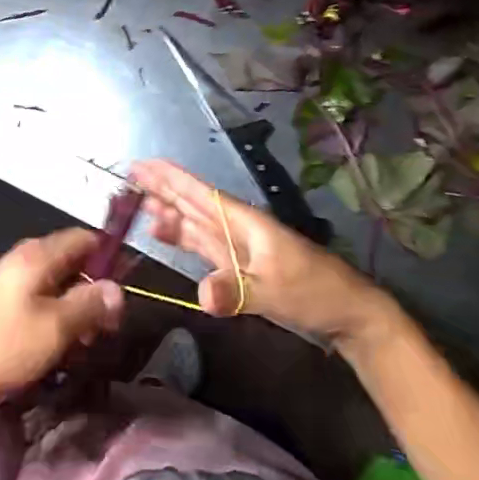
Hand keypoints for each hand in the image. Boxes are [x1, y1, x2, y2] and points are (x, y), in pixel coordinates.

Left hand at [0, 229, 124, 410]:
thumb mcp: (55, 327)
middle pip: (72, 262)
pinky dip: (54, 318)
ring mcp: (8, 281)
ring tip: (83, 343)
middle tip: (107, 327)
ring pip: (56, 285)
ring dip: (75, 309)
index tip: (127, 288)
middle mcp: (22, 259)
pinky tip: (57, 346)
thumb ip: (90, 304)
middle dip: (94, 290)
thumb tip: (118, 288)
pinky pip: (38, 300)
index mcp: (37, 255)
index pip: (84, 238)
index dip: (109, 258)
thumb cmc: (2, 344)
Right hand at [131, 160, 395, 347]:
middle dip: (163, 188)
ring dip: (169, 211)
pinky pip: (202, 244)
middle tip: (131, 176)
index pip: (200, 194)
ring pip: (195, 222)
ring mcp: (237, 246)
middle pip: (193, 203)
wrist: (348, 314)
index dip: (171, 179)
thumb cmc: (315, 293)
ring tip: (140, 203)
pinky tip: (166, 233)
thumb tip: (201, 296)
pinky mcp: (238, 266)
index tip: (143, 165)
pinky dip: (181, 236)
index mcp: (244, 222)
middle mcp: (236, 228)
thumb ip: (237, 292)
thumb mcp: (275, 293)